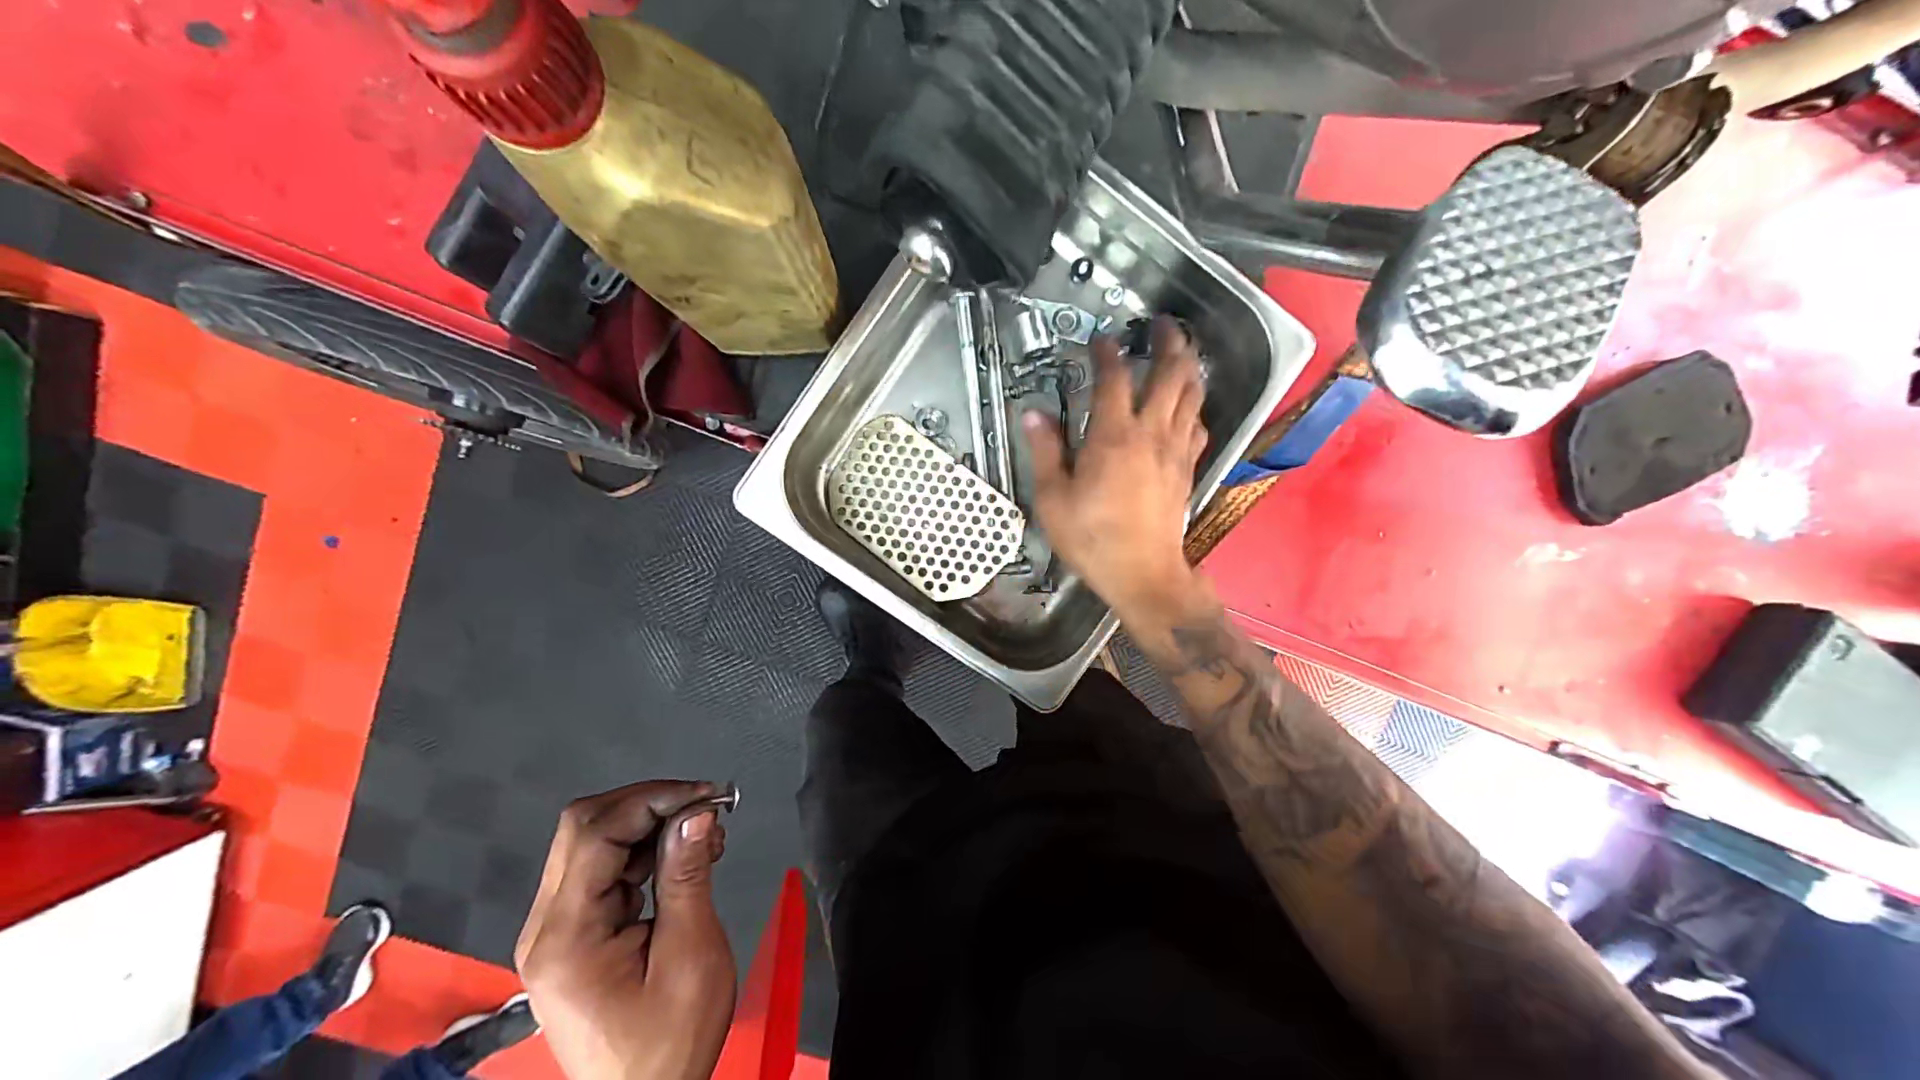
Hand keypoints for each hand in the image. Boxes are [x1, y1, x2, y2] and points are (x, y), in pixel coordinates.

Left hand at [516, 781, 735, 1079]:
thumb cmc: (669, 1042)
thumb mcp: (690, 956)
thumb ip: (687, 877)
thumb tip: (697, 812)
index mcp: (566, 935)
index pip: (597, 833)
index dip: (654, 800)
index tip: (708, 797)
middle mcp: (546, 926)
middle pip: (585, 827)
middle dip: (650, 804)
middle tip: (706, 810)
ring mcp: (555, 930)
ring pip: (594, 841)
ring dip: (651, 825)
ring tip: (705, 837)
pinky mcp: (573, 934)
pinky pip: (603, 868)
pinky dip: (645, 850)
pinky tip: (683, 857)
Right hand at [1025, 316, 1205, 616]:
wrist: (1143, 574)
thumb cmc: (1093, 538)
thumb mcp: (1053, 498)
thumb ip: (1045, 451)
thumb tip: (1035, 415)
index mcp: (1113, 437)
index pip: (1114, 379)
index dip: (1108, 353)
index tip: (1102, 339)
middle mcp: (1151, 434)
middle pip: (1171, 374)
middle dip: (1170, 343)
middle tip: (1162, 326)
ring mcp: (1176, 450)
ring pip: (1192, 395)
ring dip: (1189, 367)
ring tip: (1182, 352)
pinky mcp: (1188, 468)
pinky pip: (1197, 425)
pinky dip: (1193, 407)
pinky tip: (1187, 407)